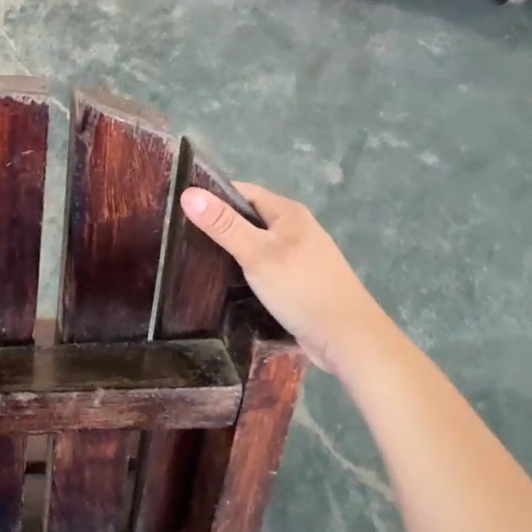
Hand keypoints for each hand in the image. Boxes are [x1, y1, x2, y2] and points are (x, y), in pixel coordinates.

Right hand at [179, 182, 397, 377]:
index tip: (181, 208)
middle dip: (220, 223)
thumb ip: (223, 224)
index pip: (242, 191)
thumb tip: (187, 193)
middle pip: (249, 216)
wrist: (350, 340)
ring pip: (257, 242)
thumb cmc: (302, 289)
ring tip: (198, 257)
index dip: (213, 195)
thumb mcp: (257, 254)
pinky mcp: (300, 281)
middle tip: (184, 234)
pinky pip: (266, 264)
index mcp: (289, 212)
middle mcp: (296, 228)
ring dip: (232, 247)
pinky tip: (228, 281)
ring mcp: (300, 256)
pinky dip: (246, 267)